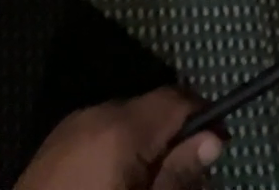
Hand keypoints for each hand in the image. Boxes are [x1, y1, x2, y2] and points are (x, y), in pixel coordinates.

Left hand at [15, 87, 224, 189]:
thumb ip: (178, 175)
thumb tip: (213, 140)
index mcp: (120, 126)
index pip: (175, 98)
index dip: (204, 118)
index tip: (222, 148)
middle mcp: (96, 112)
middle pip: (152, 109)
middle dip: (176, 139)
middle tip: (189, 183)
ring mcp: (72, 124)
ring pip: (127, 122)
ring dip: (149, 148)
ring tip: (154, 186)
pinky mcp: (57, 141)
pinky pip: (102, 133)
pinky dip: (121, 152)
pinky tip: (120, 185)